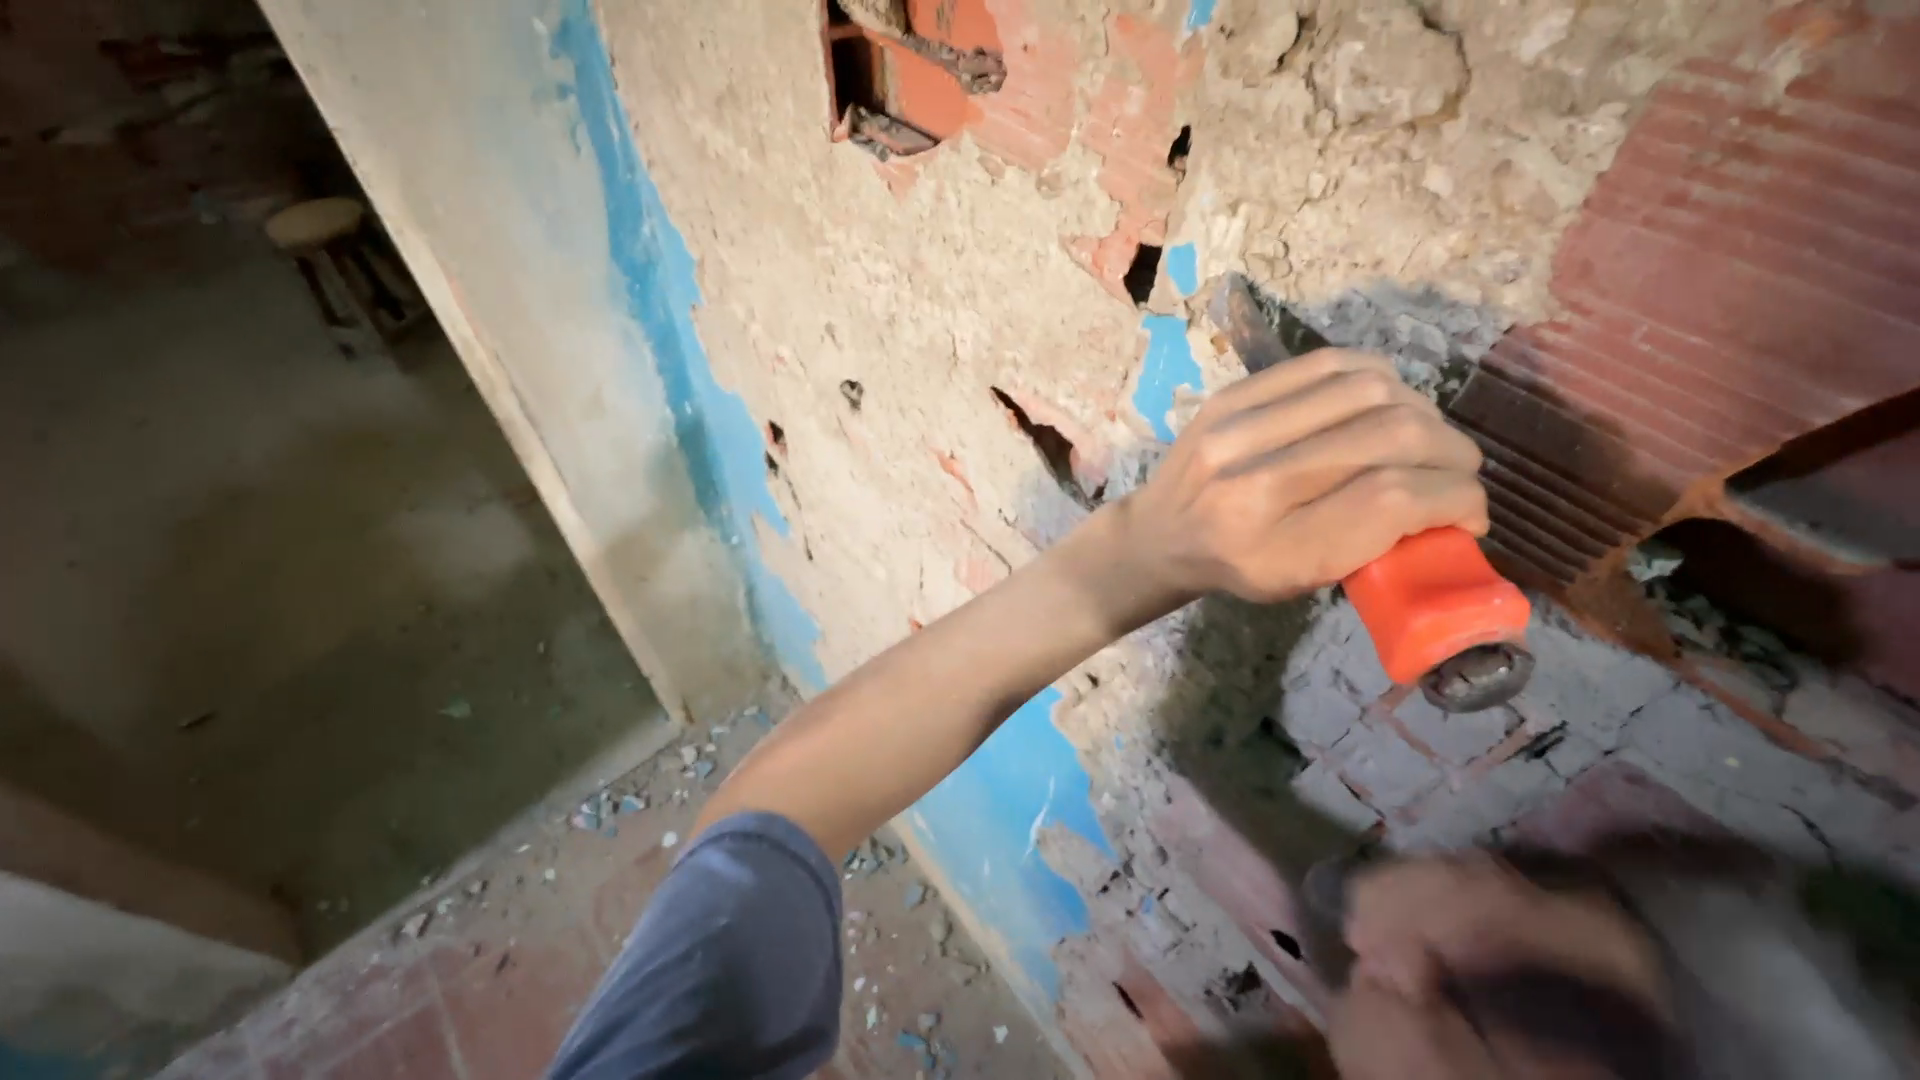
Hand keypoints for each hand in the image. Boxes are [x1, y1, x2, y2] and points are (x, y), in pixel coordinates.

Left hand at [1118, 349, 1488, 602]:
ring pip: (1370, 391)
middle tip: (1456, 472)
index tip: (1470, 512)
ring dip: (1420, 412)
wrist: (1160, 534)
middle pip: (1391, 436)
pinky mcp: (1232, 395)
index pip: (1392, 500)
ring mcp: (1237, 429)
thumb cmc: (1238, 568)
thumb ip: (1374, 546)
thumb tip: (1451, 498)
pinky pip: (1330, 363)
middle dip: (1448, 453)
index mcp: (1274, 547)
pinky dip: (1378, 378)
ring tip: (1424, 438)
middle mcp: (1253, 483)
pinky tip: (1387, 401)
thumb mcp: (1304, 582)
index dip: (1455, 498)